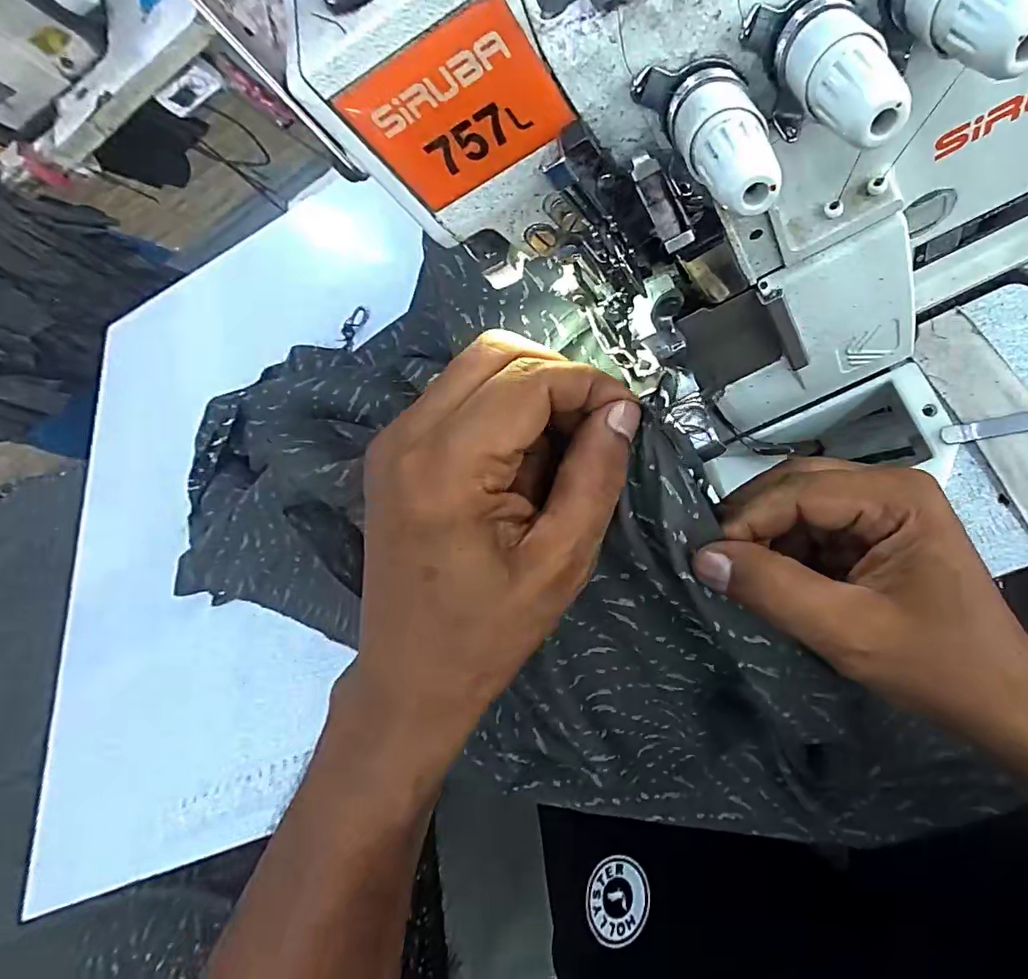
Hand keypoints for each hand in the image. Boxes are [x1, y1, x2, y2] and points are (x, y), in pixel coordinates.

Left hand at [351, 330, 639, 744]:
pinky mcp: (400, 450)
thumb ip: (595, 476)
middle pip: (497, 352)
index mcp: (446, 466)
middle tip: (601, 424)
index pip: (530, 381)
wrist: (412, 674)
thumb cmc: (492, 628)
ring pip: (480, 365)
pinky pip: (465, 394)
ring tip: (572, 440)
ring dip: (539, 387)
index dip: (590, 385)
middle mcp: (408, 435)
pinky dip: (513, 405)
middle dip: (563, 376)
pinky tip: (536, 454)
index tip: (630, 416)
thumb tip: (622, 410)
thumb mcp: (564, 558)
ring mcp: (396, 439)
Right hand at [693, 459, 1027, 759]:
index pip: (800, 488)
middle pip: (803, 486)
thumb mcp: (849, 631)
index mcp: (896, 494)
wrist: (1002, 699)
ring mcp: (891, 512)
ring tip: (740, 579)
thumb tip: (704, 556)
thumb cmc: (938, 666)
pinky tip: (777, 584)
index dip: (747, 519)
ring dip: (773, 540)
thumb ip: (774, 590)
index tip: (703, 559)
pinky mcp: (885, 538)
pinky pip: (825, 533)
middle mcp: (893, 488)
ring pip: (809, 509)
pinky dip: (795, 556)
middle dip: (756, 523)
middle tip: (714, 564)